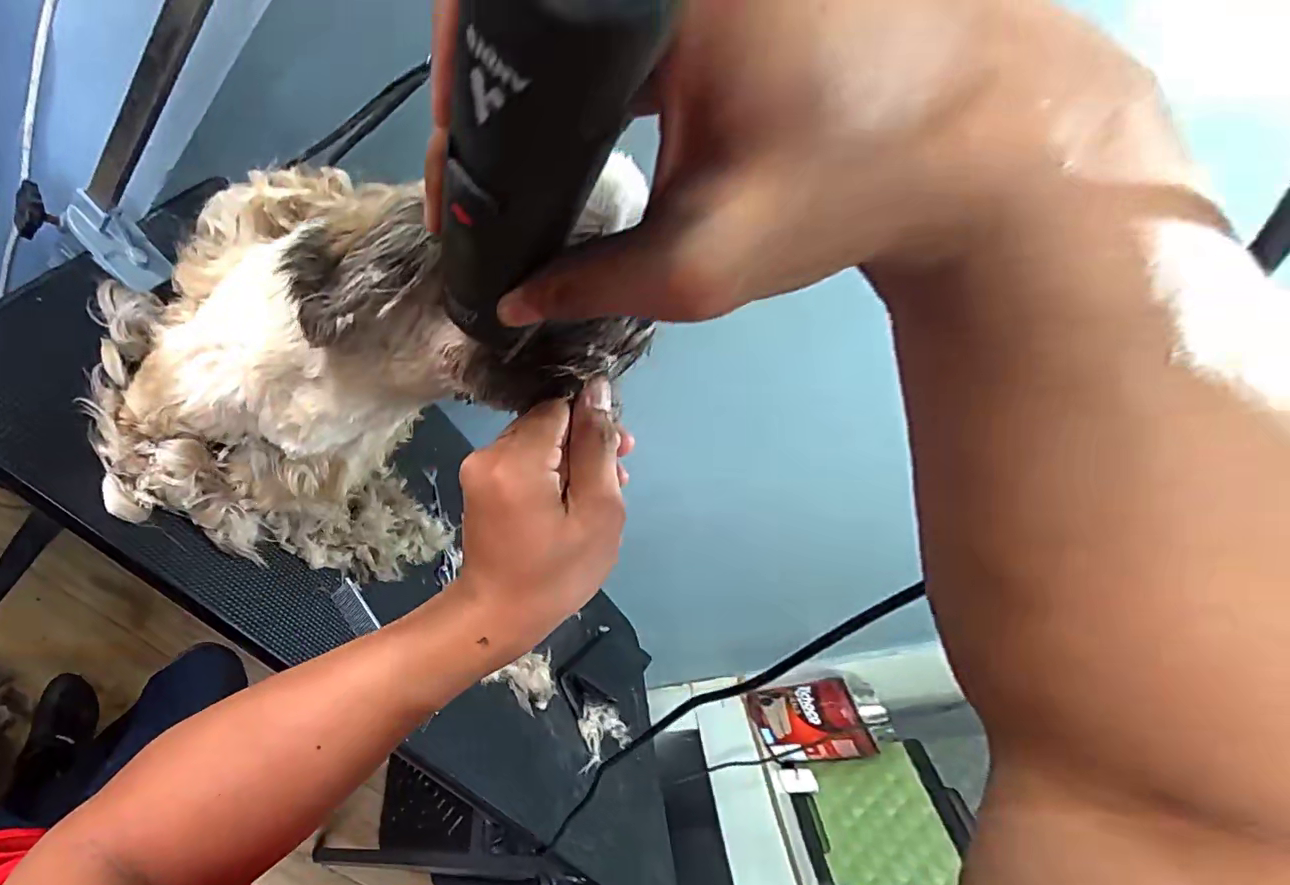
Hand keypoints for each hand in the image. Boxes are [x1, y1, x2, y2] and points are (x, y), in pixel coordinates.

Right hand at [426, 0, 1193, 323]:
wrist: (985, 142)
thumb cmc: (846, 195)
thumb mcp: (698, 267)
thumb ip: (587, 287)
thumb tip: (509, 303)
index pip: (519, 9)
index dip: (462, 67)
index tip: (452, 144)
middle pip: (541, 5)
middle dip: (486, 76)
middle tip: (470, 161)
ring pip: (574, 9)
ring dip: (529, 70)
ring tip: (506, 151)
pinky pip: (618, 13)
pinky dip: (579, 63)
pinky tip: (567, 120)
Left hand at [451, 379, 630, 658]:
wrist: (498, 612)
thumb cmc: (555, 573)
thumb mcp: (596, 511)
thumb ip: (597, 447)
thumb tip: (597, 390)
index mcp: (513, 460)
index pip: (558, 405)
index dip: (592, 417)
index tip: (618, 448)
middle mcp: (487, 454)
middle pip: (544, 421)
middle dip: (583, 440)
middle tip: (618, 473)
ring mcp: (477, 469)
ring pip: (534, 440)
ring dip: (569, 457)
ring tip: (602, 490)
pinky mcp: (478, 483)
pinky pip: (520, 461)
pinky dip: (547, 472)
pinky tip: (572, 496)